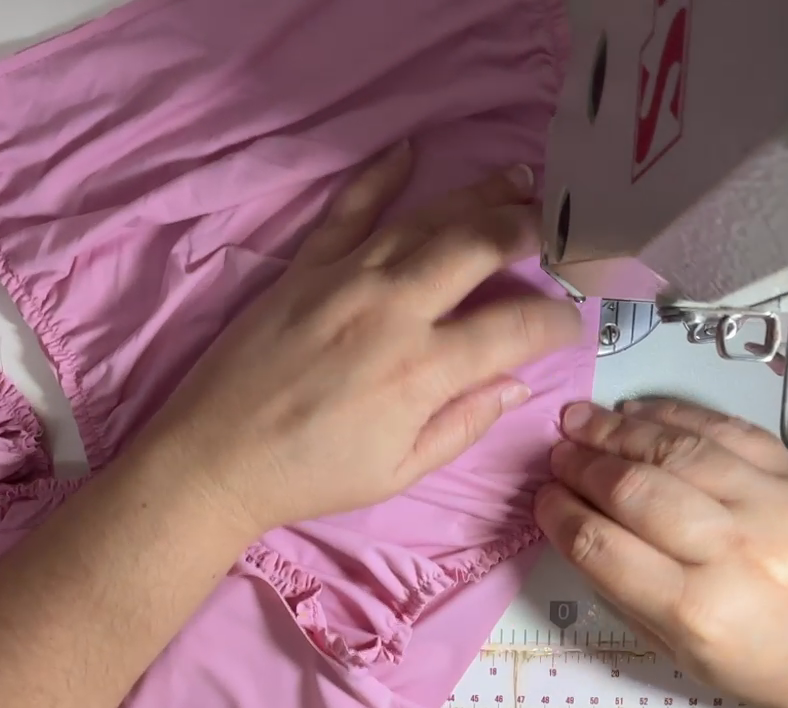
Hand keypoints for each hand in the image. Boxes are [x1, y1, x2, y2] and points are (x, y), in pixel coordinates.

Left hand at [141, 141, 584, 533]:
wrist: (217, 458)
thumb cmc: (312, 476)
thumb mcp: (399, 472)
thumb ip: (463, 424)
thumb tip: (517, 385)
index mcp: (423, 370)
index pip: (515, 327)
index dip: (556, 320)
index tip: (569, 321)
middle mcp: (393, 309)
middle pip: (479, 246)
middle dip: (531, 228)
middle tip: (559, 223)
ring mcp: (346, 279)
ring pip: (427, 219)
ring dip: (479, 196)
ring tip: (517, 180)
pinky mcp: (304, 267)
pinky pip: (350, 208)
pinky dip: (380, 175)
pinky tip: (411, 151)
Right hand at [534, 398, 787, 707]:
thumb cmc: (761, 665)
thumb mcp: (676, 651)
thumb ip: (622, 588)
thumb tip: (575, 523)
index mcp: (698, 613)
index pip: (603, 546)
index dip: (561, 514)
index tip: (542, 498)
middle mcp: (737, 553)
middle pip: (635, 491)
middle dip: (582, 466)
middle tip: (555, 454)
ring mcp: (778, 506)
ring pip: (677, 450)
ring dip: (617, 430)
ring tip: (579, 420)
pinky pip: (728, 429)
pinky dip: (674, 414)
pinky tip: (636, 411)